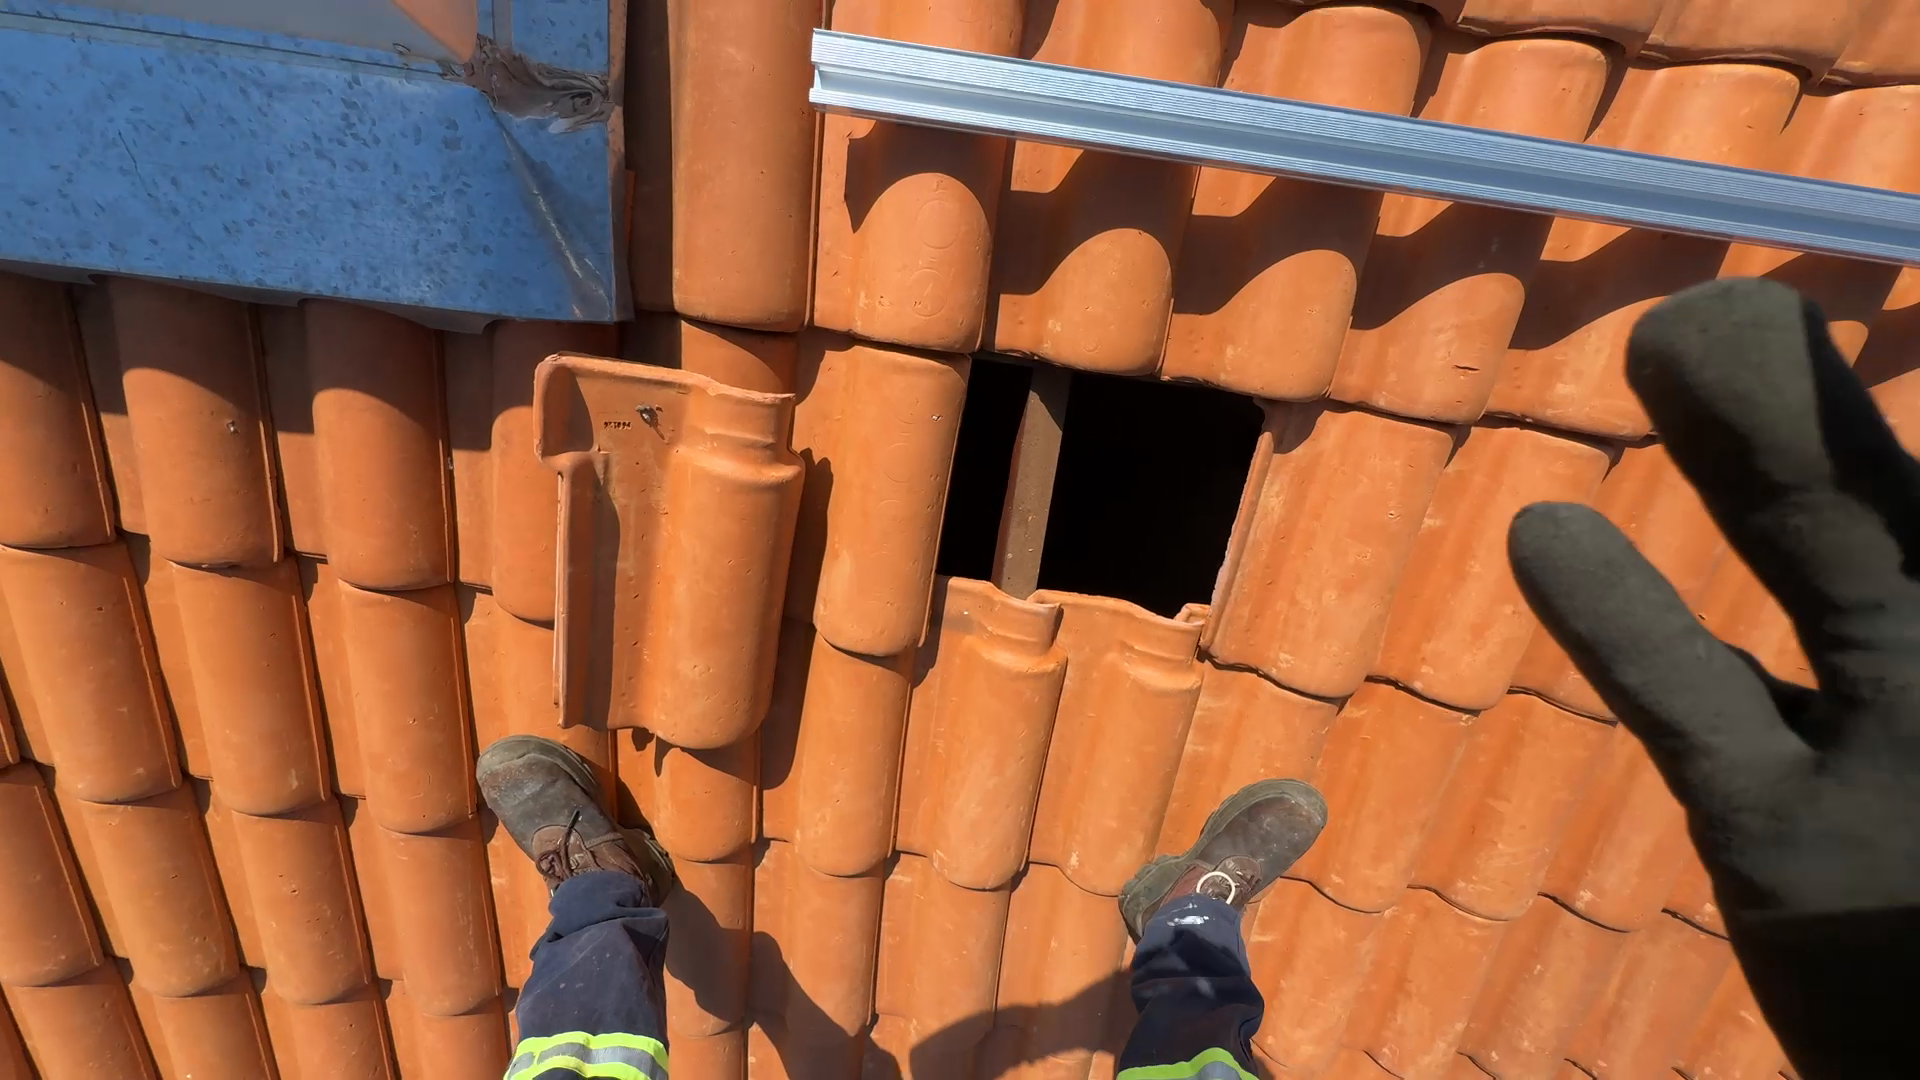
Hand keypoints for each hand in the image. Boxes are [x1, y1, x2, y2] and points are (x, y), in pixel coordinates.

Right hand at [1507, 278, 1919, 1078]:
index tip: (1912, 266)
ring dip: (1742, 446)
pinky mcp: (1768, 820)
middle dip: (1833, 392)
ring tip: (1671, 331)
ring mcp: (1886, 734)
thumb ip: (1840, 589)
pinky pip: (1681, 697)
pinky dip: (1612, 617)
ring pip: (1822, 558)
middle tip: (1764, 273)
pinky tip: (1536, 535)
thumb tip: (1590, 520)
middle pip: (1906, 499)